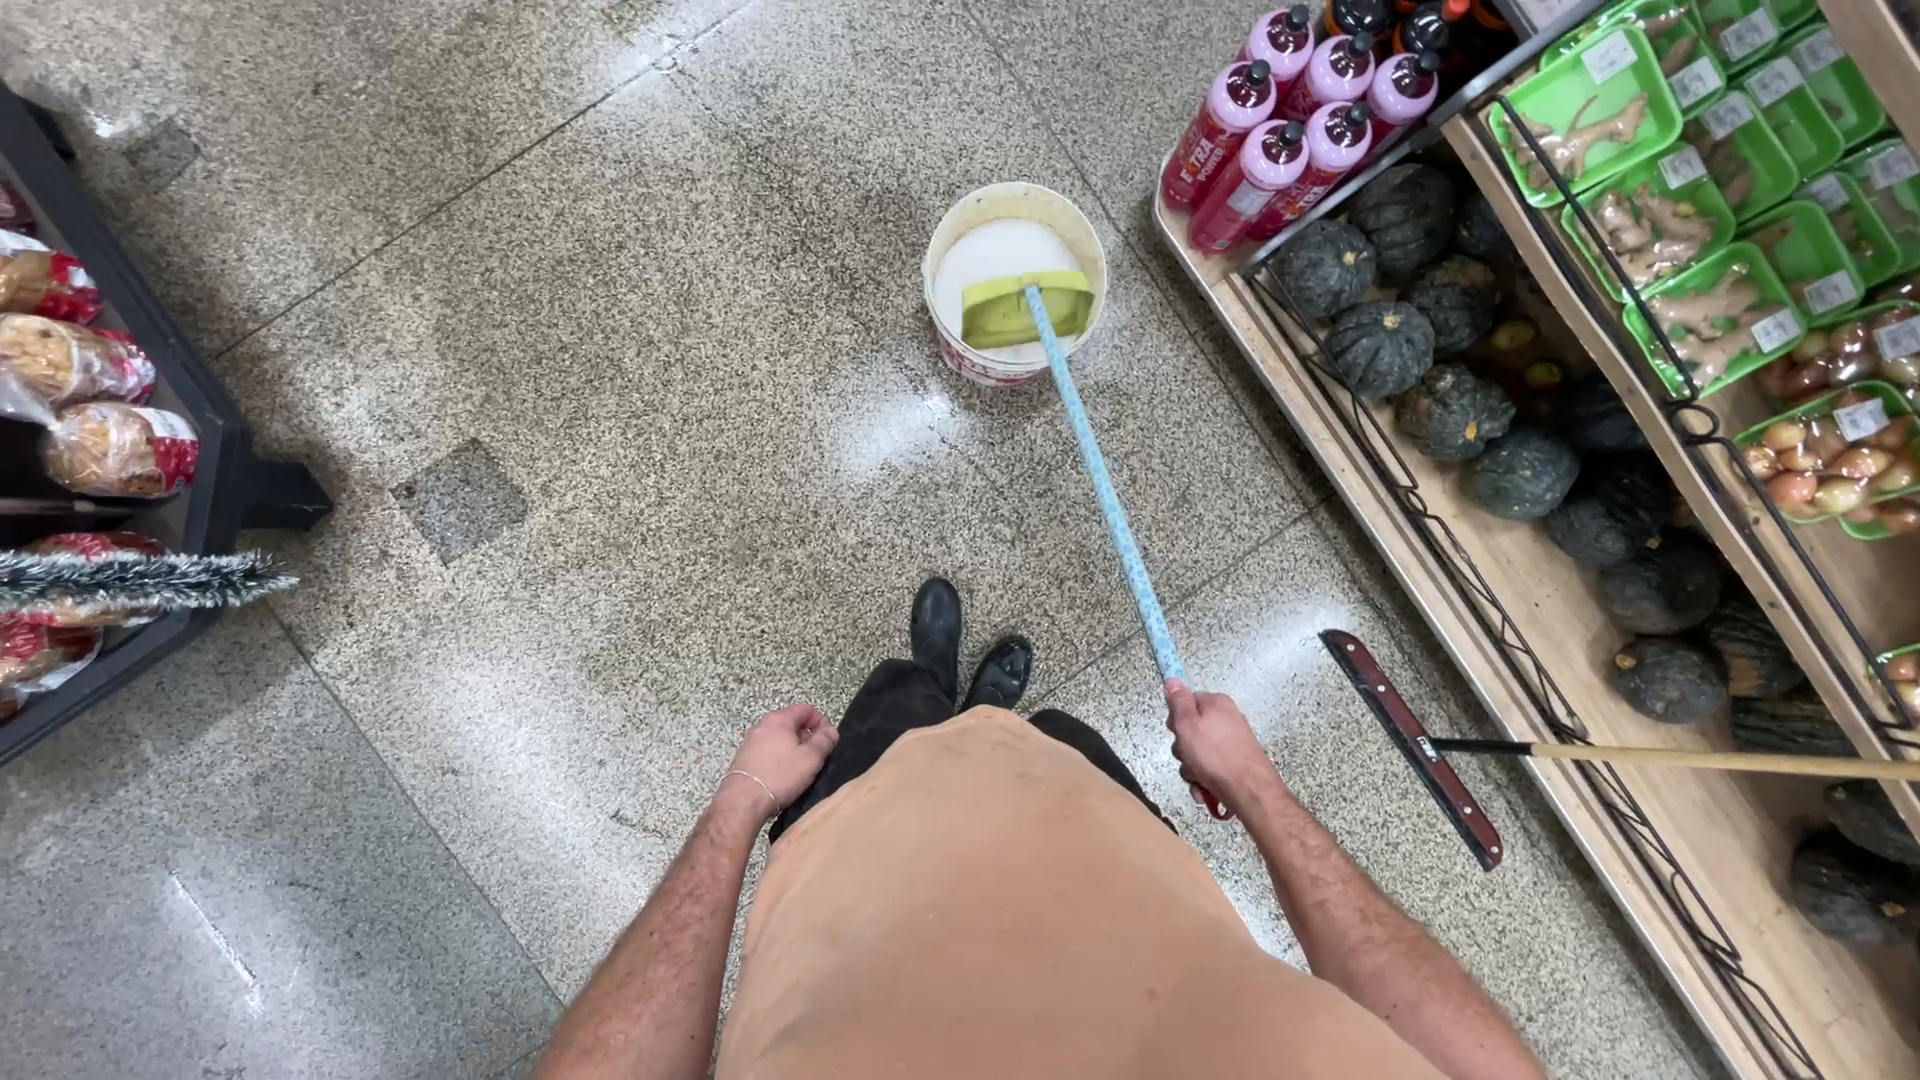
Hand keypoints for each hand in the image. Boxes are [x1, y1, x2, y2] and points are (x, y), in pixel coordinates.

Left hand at [723, 704, 838, 819]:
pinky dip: (778, 758)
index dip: (821, 722)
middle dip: (807, 736)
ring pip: (779, 738)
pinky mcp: (743, 759)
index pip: (806, 709)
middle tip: (816, 756)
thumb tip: (831, 731)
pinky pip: (767, 751)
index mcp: (779, 719)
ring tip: (800, 769)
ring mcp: (750, 742)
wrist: (742, 802)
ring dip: (793, 749)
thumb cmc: (780, 776)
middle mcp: (762, 725)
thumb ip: (825, 741)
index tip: (828, 741)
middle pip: (791, 723)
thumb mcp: (811, 758)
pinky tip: (782, 776)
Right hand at [1165, 679, 1280, 815]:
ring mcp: (1233, 742)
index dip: (1176, 719)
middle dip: (1183, 748)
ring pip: (1198, 752)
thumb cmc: (1213, 754)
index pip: (1187, 702)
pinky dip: (1204, 779)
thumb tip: (1172, 679)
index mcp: (1216, 704)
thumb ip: (1178, 701)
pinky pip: (1211, 768)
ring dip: (1192, 768)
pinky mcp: (1236, 763)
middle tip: (1187, 756)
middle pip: (1191, 729)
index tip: (1175, 732)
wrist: (1249, 789)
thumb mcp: (1187, 724)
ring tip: (1198, 778)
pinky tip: (1205, 789)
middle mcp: (1227, 719)